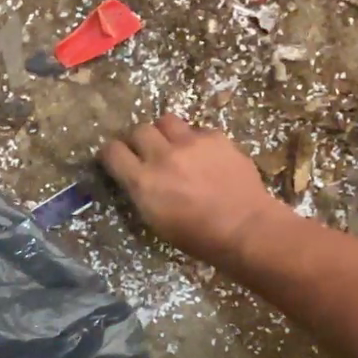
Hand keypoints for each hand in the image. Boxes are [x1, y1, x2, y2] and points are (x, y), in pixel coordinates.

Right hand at [100, 115, 290, 264]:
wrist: (245, 227)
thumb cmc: (198, 237)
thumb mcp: (157, 222)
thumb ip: (143, 193)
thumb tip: (137, 177)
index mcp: (143, 182)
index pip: (113, 152)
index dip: (112, 153)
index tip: (117, 158)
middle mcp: (162, 156)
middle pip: (139, 130)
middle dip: (140, 140)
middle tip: (149, 152)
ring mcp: (191, 143)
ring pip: (166, 120)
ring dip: (165, 132)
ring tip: (175, 146)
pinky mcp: (216, 137)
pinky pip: (197, 129)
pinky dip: (196, 140)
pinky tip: (206, 156)